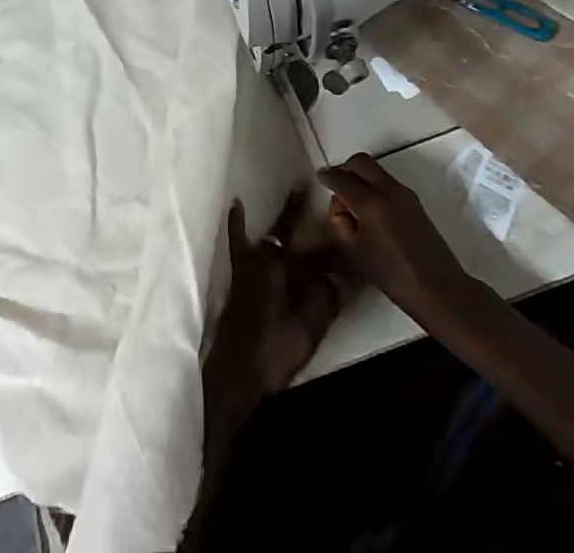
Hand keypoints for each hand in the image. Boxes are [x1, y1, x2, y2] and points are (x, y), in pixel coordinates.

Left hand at [205, 186, 341, 401]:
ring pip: (270, 238)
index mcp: (283, 268)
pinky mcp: (238, 276)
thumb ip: (325, 296)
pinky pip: (238, 243)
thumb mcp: (311, 327)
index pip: (313, 248)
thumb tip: (329, 277)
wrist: (234, 376)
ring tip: (295, 196)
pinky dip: (237, 224)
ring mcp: (247, 266)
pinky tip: (237, 206)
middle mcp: (264, 259)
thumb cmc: (274, 351)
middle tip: (319, 201)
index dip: (330, 244)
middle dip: (307, 224)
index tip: (339, 228)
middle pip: (291, 239)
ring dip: (283, 222)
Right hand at [319, 153, 477, 328]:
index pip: (342, 178)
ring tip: (352, 206)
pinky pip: (387, 182)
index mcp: (370, 201)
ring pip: (376, 170)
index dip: (328, 177)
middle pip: (361, 162)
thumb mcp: (354, 252)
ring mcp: (404, 193)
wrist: (436, 286)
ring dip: (360, 177)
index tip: (320, 177)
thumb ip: (341, 224)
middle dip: (345, 169)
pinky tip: (370, 212)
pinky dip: (374, 186)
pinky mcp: (414, 201)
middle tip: (335, 187)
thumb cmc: (390, 273)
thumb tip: (341, 207)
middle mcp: (388, 189)